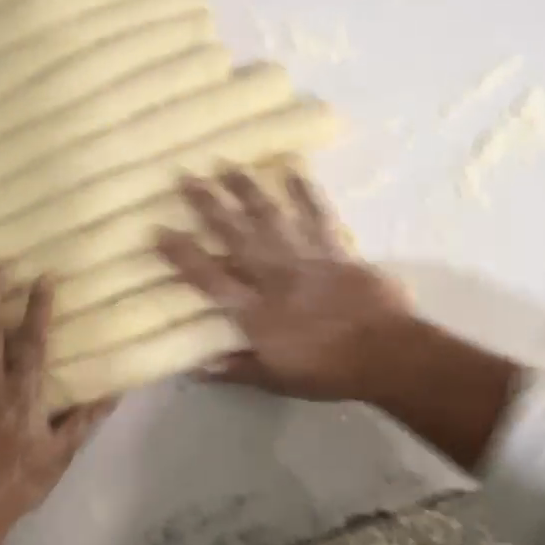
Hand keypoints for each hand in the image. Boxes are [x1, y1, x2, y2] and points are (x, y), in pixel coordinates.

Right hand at [155, 168, 412, 401]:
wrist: (386, 354)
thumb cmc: (326, 372)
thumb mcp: (274, 379)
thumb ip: (235, 369)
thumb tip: (196, 368)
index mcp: (255, 312)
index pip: (210, 279)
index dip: (183, 256)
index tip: (159, 231)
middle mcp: (275, 277)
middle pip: (237, 237)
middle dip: (209, 206)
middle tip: (186, 176)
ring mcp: (307, 259)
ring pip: (272, 218)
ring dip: (248, 191)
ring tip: (228, 165)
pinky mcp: (337, 252)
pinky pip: (318, 216)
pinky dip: (305, 192)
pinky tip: (293, 169)